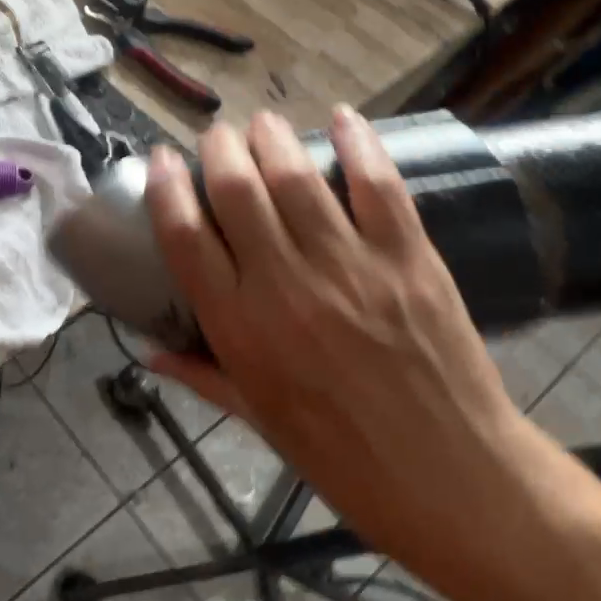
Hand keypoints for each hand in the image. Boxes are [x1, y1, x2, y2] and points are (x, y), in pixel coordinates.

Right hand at [143, 107, 540, 559]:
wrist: (452, 482)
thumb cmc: (338, 453)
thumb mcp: (255, 416)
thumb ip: (199, 373)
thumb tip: (148, 351)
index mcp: (238, 326)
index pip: (184, 235)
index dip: (165, 187)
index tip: (159, 159)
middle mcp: (284, 286)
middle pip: (236, 192)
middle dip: (218, 149)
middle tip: (216, 136)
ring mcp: (350, 269)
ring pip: (297, 179)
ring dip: (272, 139)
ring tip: (261, 123)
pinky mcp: (409, 262)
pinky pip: (378, 189)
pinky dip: (358, 146)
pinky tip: (341, 119)